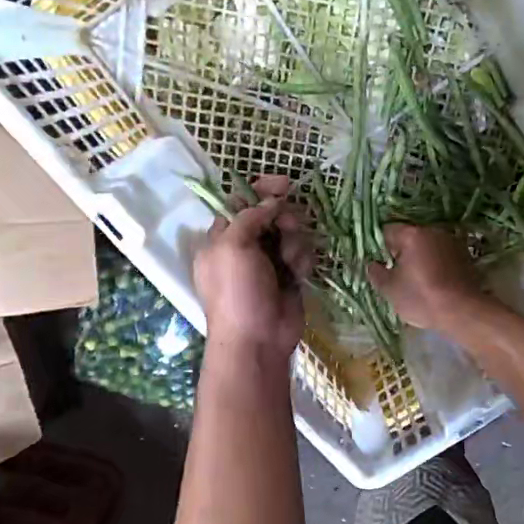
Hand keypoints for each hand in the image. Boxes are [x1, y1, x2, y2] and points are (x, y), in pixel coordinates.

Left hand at [194, 176, 315, 359]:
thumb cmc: (237, 292)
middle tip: (290, 227)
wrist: (258, 339)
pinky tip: (298, 276)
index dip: (261, 190)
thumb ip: (249, 216)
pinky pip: (302, 255)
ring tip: (290, 264)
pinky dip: (302, 262)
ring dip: (294, 244)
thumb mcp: (232, 246)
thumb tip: (271, 202)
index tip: (285, 184)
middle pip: (271, 215)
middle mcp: (245, 247)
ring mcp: (269, 263)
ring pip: (290, 234)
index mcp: (222, 238)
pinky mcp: (290, 276)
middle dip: (284, 219)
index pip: (240, 202)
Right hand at [366, 224, 489, 330]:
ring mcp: (452, 242)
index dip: (380, 248)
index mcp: (412, 234)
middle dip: (401, 252)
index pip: (387, 231)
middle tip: (397, 275)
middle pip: (410, 237)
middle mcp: (434, 231)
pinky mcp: (466, 255)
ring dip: (420, 258)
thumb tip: (373, 264)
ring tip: (417, 281)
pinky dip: (436, 264)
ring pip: (428, 246)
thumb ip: (376, 273)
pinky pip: (443, 255)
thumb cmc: (422, 297)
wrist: (463, 310)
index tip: (381, 265)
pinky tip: (434, 282)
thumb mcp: (390, 289)